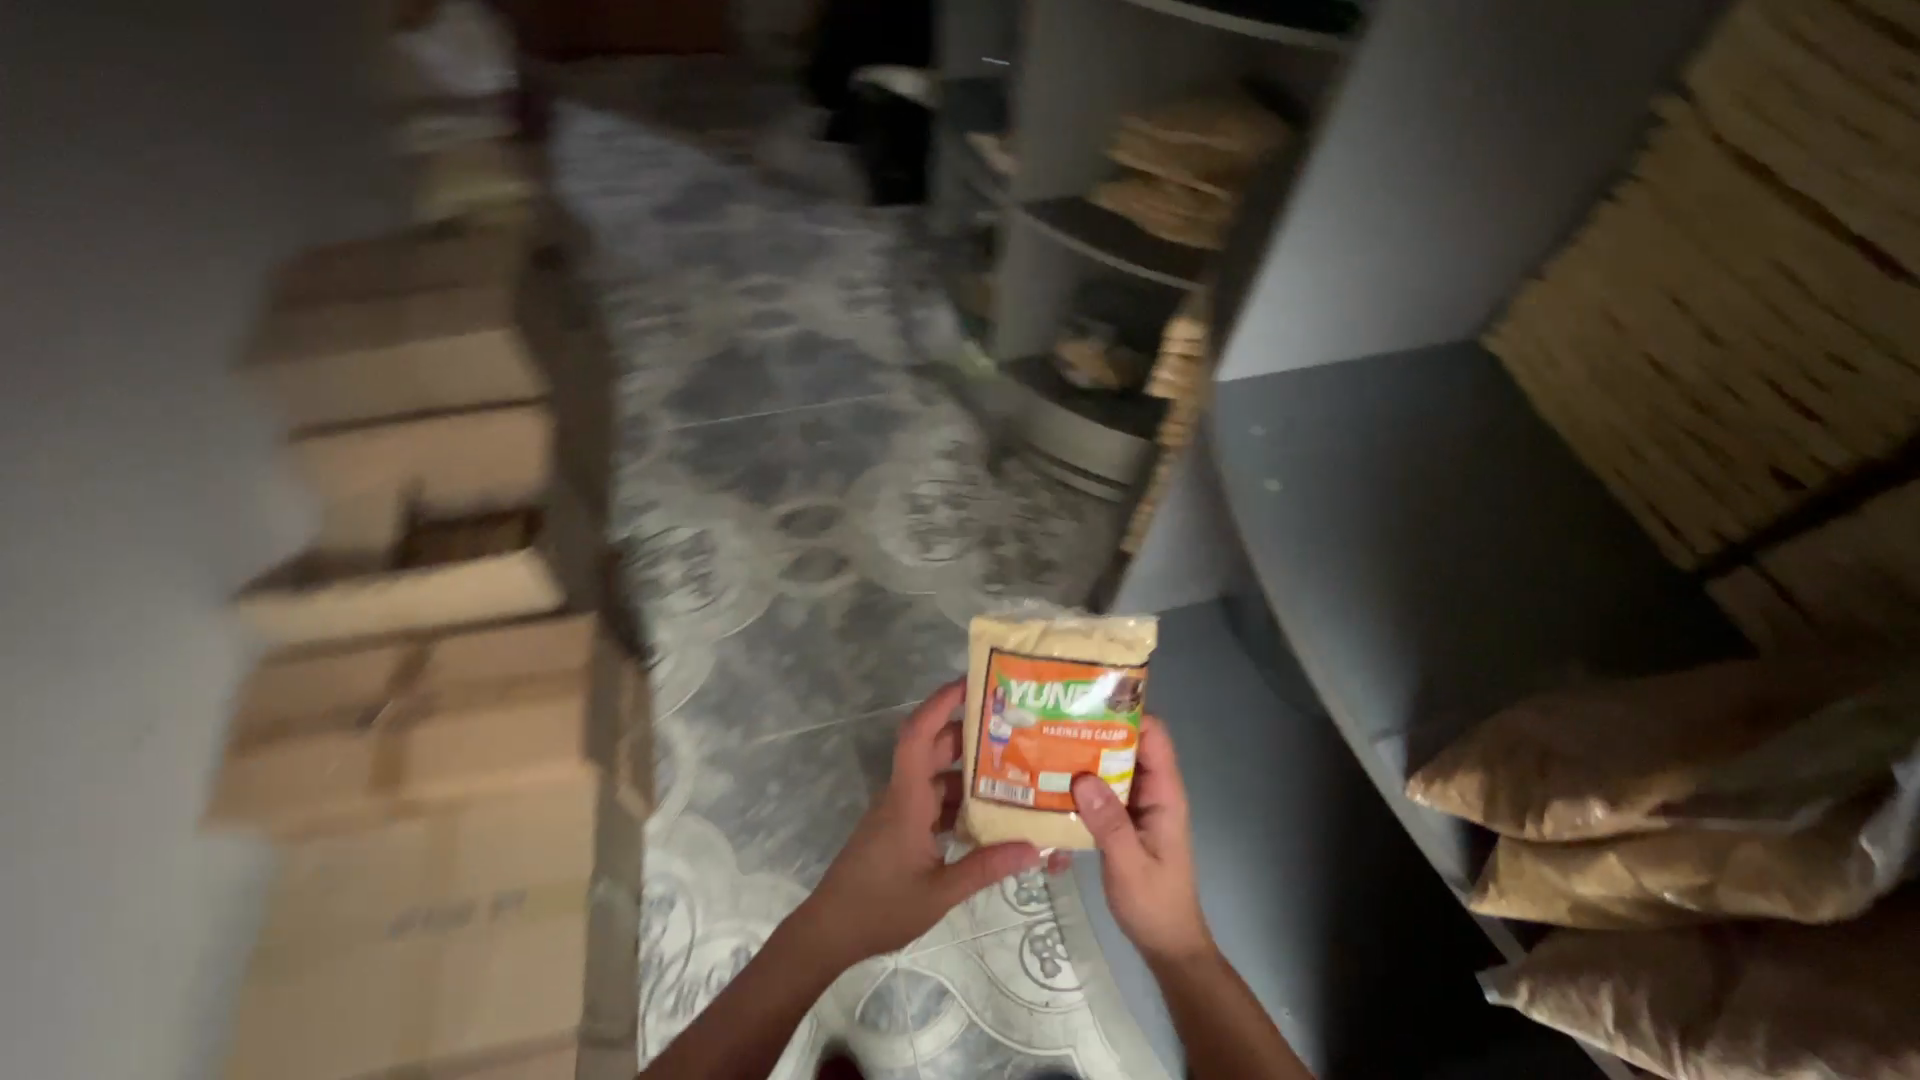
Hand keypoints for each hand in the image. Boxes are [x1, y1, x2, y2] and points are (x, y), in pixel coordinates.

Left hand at [796, 680, 1042, 964]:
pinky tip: (992, 815)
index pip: (918, 735)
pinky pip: (936, 803)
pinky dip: (962, 802)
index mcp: (906, 799)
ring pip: (939, 778)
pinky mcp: (902, 830)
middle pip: (935, 751)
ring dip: (970, 773)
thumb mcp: (939, 892)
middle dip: (970, 734)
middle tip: (1014, 728)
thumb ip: (986, 868)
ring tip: (1016, 770)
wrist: (831, 931)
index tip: (971, 683)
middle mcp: (903, 796)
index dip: (939, 703)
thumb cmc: (879, 907)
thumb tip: (1035, 848)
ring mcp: (902, 813)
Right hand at [1071, 716, 1214, 964]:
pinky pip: (1102, 791)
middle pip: (1128, 746)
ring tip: (1044, 741)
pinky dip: (1081, 783)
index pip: (1154, 738)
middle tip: (1053, 718)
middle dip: (1095, 729)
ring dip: (1084, 755)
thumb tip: (1081, 777)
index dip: (1127, 713)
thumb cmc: (1155, 904)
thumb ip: (1109, 823)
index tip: (1089, 700)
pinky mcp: (1121, 821)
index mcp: (1165, 795)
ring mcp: (1136, 807)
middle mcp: (1152, 792)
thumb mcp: (1130, 865)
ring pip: (1112, 767)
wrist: (1167, 944)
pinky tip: (1049, 782)